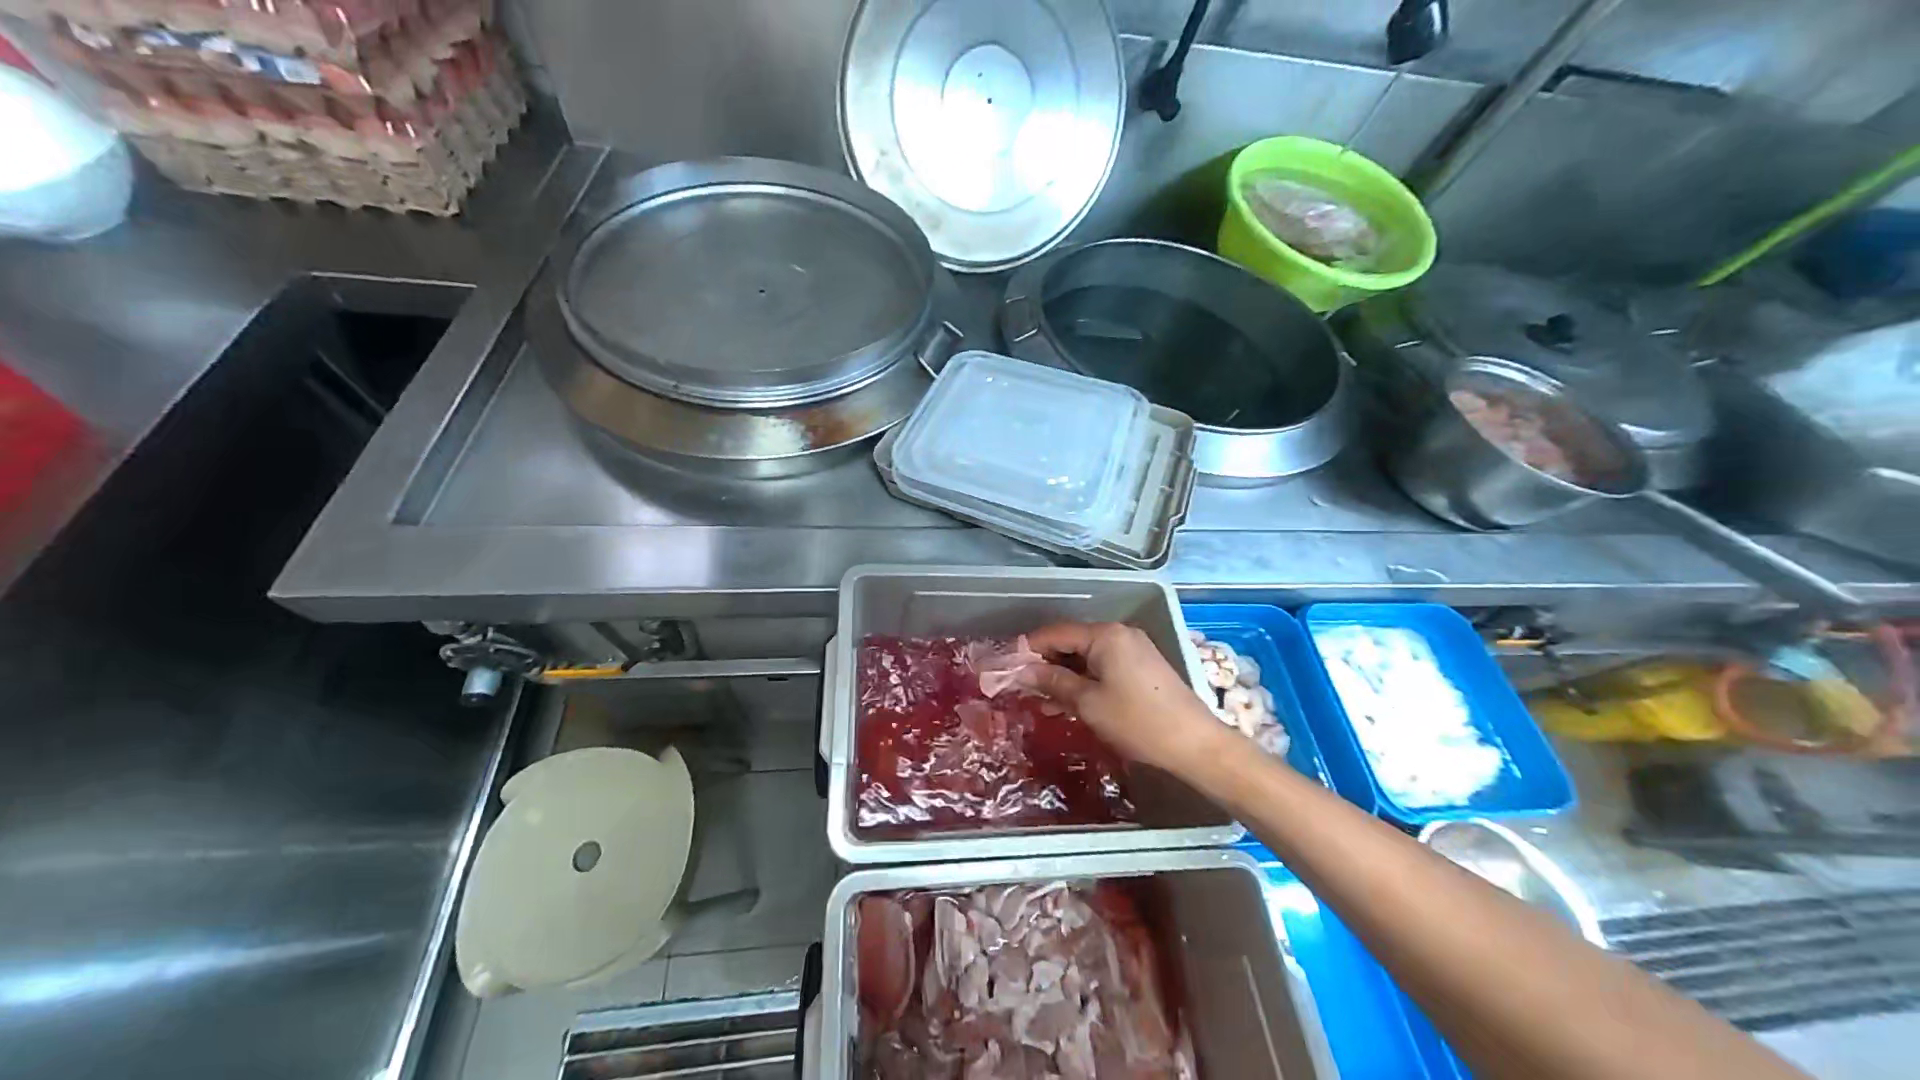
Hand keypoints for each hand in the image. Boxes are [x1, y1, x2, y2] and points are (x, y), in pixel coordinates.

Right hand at [1016, 621, 1233, 776]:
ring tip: (1042, 701)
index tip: (1006, 669)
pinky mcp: (1142, 667)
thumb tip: (1021, 671)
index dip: (1028, 649)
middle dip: (1045, 664)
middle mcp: (1119, 634)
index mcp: (1105, 635)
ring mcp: (1134, 649)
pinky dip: (1085, 680)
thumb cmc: (1137, 721)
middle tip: (1022, 688)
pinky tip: (1070, 702)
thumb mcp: (1088, 703)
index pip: (1055, 633)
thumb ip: (1052, 682)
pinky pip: (1103, 666)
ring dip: (1064, 675)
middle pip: (1071, 642)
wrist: (1195, 744)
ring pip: (1087, 656)